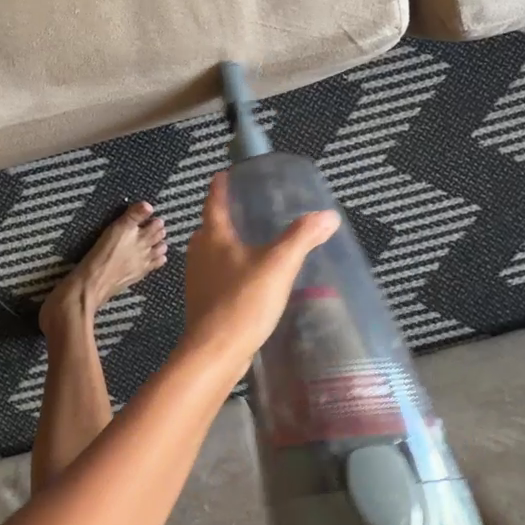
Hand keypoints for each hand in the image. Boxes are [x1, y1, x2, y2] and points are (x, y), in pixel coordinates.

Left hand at [182, 172, 339, 366]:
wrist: (215, 350)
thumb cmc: (243, 301)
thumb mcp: (278, 265)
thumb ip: (301, 238)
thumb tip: (327, 215)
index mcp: (213, 236)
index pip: (215, 202)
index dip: (220, 186)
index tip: (224, 174)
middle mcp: (199, 251)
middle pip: (210, 226)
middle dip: (224, 216)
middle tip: (245, 209)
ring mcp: (197, 277)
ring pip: (210, 251)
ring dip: (226, 244)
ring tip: (249, 242)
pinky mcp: (202, 300)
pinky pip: (215, 274)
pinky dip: (228, 268)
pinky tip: (246, 278)